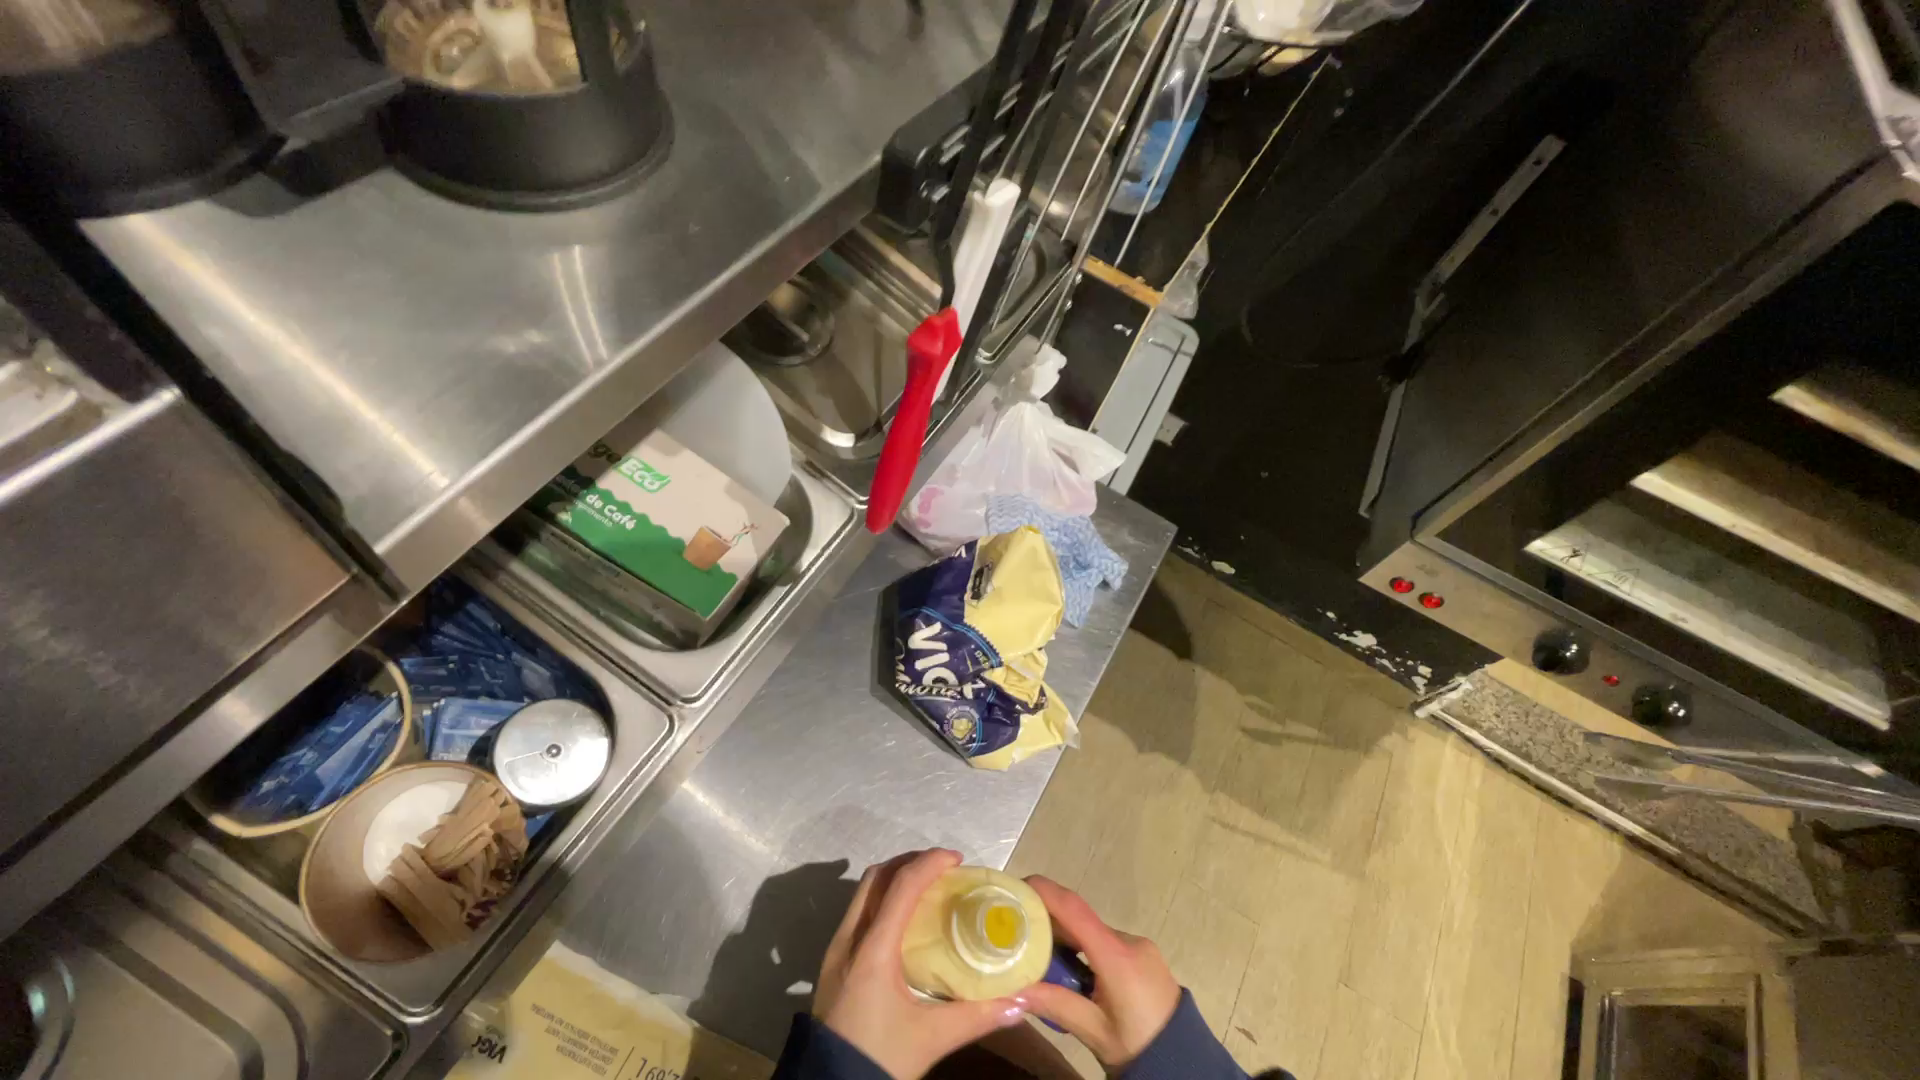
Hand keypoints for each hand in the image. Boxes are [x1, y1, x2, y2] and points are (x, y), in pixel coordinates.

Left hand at [814, 849, 1030, 1078]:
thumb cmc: (879, 1058)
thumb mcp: (931, 1039)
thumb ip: (977, 1017)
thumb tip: (1020, 1001)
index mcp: (873, 949)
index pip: (900, 887)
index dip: (929, 863)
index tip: (957, 859)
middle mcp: (849, 939)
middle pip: (877, 877)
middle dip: (910, 862)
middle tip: (944, 868)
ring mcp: (837, 950)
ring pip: (864, 892)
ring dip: (895, 879)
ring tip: (928, 887)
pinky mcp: (834, 963)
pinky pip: (859, 911)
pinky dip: (883, 899)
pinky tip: (905, 921)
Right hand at [1019, 876, 1180, 1068]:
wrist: (1183, 1059)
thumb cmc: (1138, 1045)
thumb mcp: (1094, 1032)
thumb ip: (1055, 1005)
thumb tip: (1011, 991)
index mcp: (1117, 956)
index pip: (1075, 910)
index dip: (1045, 892)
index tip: (1016, 886)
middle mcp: (1128, 941)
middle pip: (1080, 919)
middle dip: (1047, 920)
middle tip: (1013, 930)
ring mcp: (1138, 945)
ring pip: (1091, 931)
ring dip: (1064, 938)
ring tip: (1035, 954)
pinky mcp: (1142, 954)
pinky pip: (1104, 940)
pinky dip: (1082, 948)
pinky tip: (1068, 969)